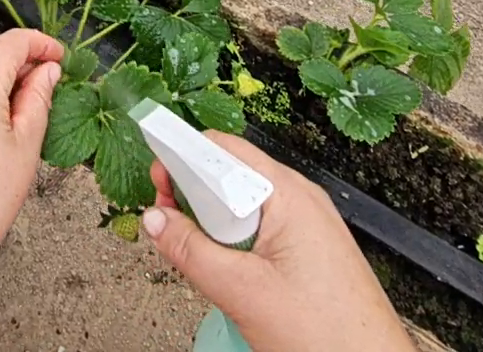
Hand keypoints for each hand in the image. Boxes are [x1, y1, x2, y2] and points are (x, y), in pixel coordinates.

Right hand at [142, 132, 413, 351]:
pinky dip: (235, 240)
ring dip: (213, 222)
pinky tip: (228, 269)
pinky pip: (260, 227)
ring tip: (201, 255)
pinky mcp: (309, 248)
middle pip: (230, 174)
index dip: (183, 159)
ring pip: (243, 204)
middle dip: (194, 194)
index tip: (157, 178)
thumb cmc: (328, 338)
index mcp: (288, 194)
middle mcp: (300, 199)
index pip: (223, 150)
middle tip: (170, 222)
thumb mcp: (242, 292)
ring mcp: (308, 224)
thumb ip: (190, 251)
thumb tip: (154, 218)